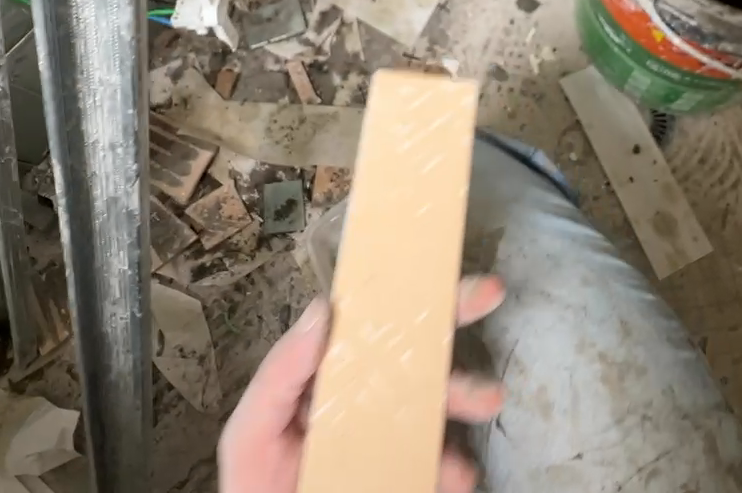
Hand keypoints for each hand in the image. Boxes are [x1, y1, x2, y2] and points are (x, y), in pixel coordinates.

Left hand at [218, 275, 508, 492]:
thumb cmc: (256, 487)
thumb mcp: (252, 433)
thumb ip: (280, 374)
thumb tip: (323, 306)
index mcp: (333, 374)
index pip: (371, 325)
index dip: (404, 294)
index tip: (436, 270)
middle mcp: (369, 394)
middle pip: (414, 348)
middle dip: (452, 318)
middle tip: (488, 293)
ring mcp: (392, 434)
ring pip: (437, 400)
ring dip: (468, 390)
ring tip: (487, 397)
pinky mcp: (408, 473)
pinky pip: (439, 462)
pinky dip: (455, 465)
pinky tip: (458, 470)